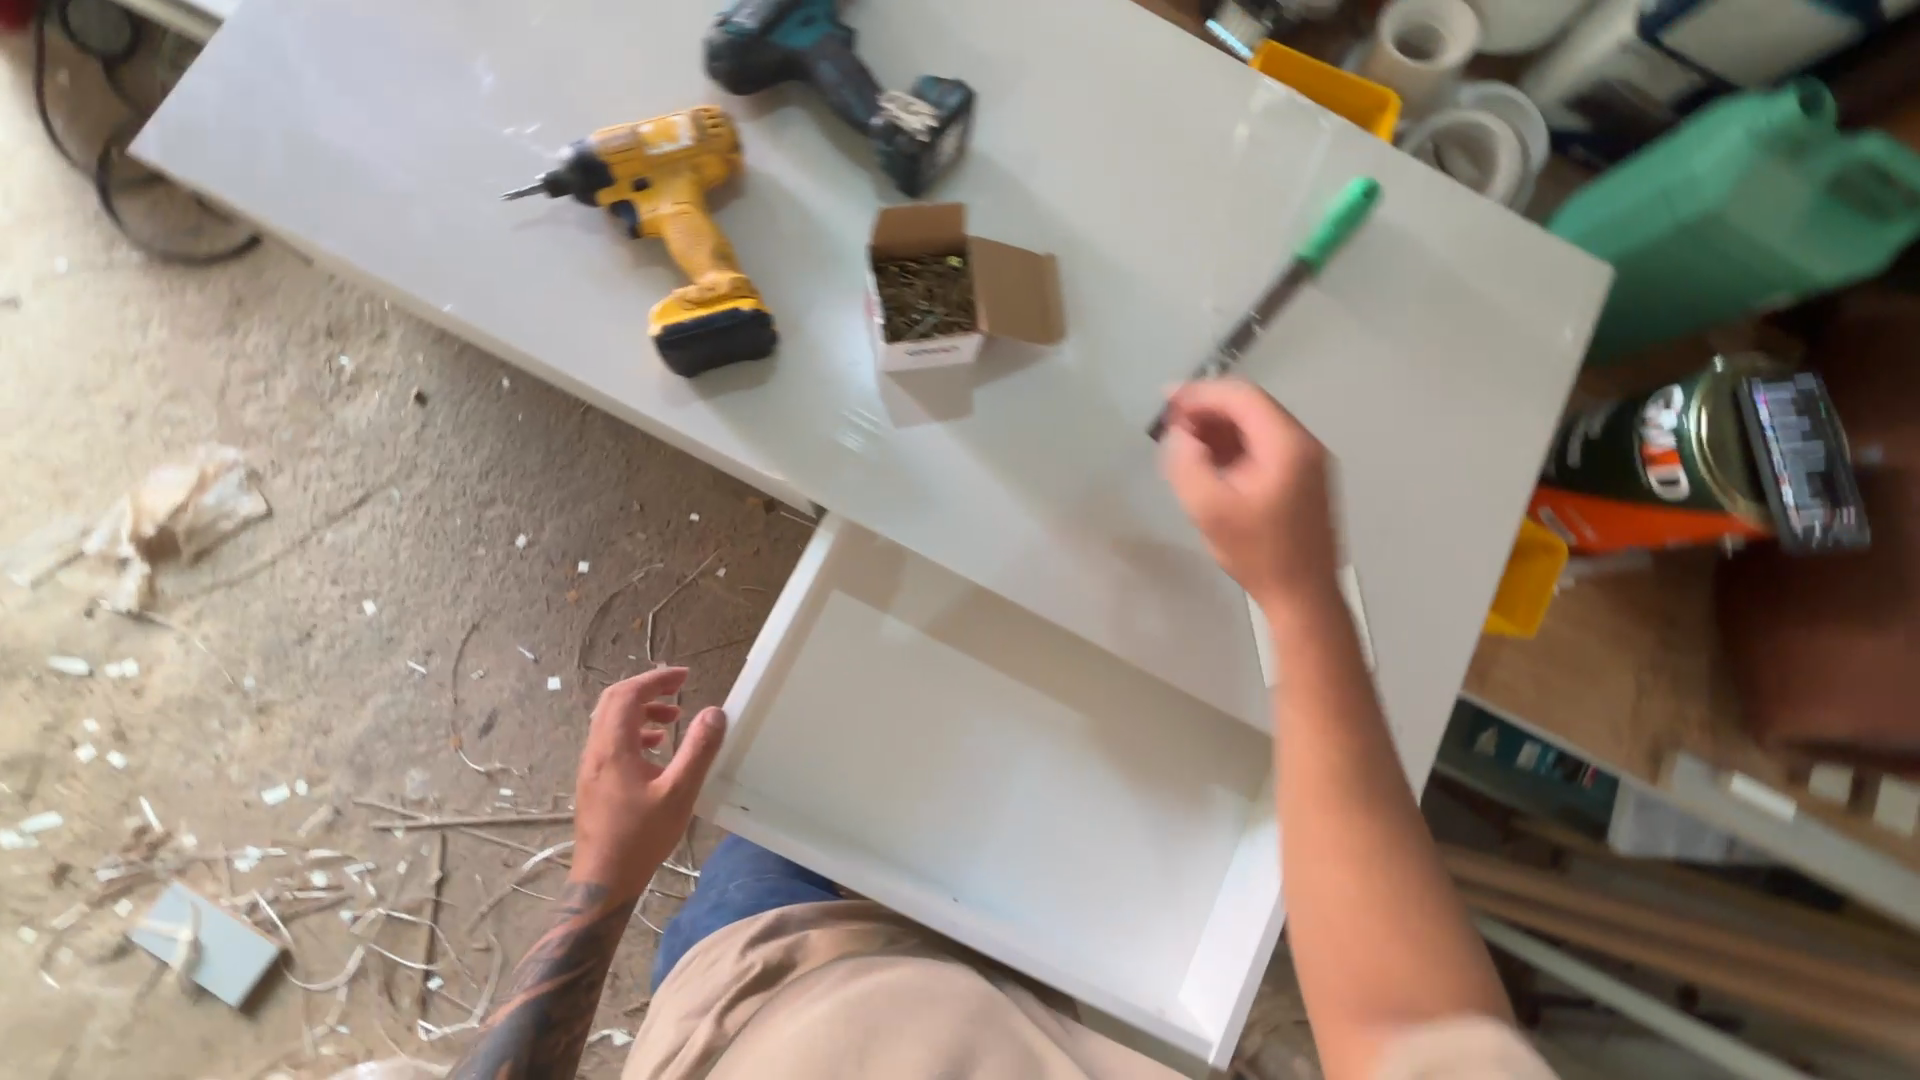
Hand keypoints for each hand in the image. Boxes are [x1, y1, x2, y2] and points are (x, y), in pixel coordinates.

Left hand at [568, 666, 725, 900]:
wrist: (603, 879)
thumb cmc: (641, 837)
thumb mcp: (679, 792)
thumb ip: (698, 750)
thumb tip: (715, 712)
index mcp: (613, 748)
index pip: (628, 695)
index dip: (656, 679)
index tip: (684, 676)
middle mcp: (596, 751)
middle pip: (613, 701)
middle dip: (647, 688)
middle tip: (678, 688)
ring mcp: (591, 767)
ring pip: (609, 720)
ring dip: (641, 709)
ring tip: (673, 717)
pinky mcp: (593, 781)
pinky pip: (610, 740)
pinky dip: (634, 730)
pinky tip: (656, 748)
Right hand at [1160, 378, 1339, 611]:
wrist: (1303, 595)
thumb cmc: (1258, 554)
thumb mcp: (1210, 510)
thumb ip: (1188, 465)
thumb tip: (1181, 436)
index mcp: (1287, 445)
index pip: (1242, 398)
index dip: (1201, 393)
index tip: (1166, 400)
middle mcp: (1303, 444)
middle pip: (1251, 408)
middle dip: (1208, 410)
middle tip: (1171, 424)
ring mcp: (1307, 461)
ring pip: (1257, 427)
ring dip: (1219, 428)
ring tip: (1184, 443)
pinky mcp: (1303, 479)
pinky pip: (1264, 447)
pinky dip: (1234, 446)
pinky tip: (1210, 461)